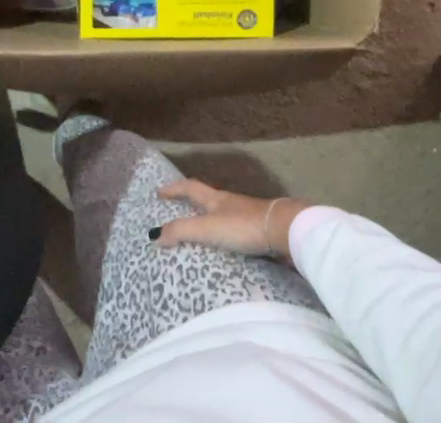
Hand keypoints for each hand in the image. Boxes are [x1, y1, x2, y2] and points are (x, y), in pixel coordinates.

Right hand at [151, 179, 311, 259]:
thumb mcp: (208, 228)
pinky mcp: (257, 233)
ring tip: (196, 237)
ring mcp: (245, 218)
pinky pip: (233, 234)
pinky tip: (222, 252)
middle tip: (175, 213)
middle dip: (190, 204)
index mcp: (216, 199)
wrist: (285, 231)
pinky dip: (223, 239)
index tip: (159, 191)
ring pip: (221, 217)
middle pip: (206, 200)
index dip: (174, 189)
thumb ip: (182, 230)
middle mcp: (230, 204)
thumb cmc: (244, 226)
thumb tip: (155, 235)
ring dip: (207, 223)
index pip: (191, 188)